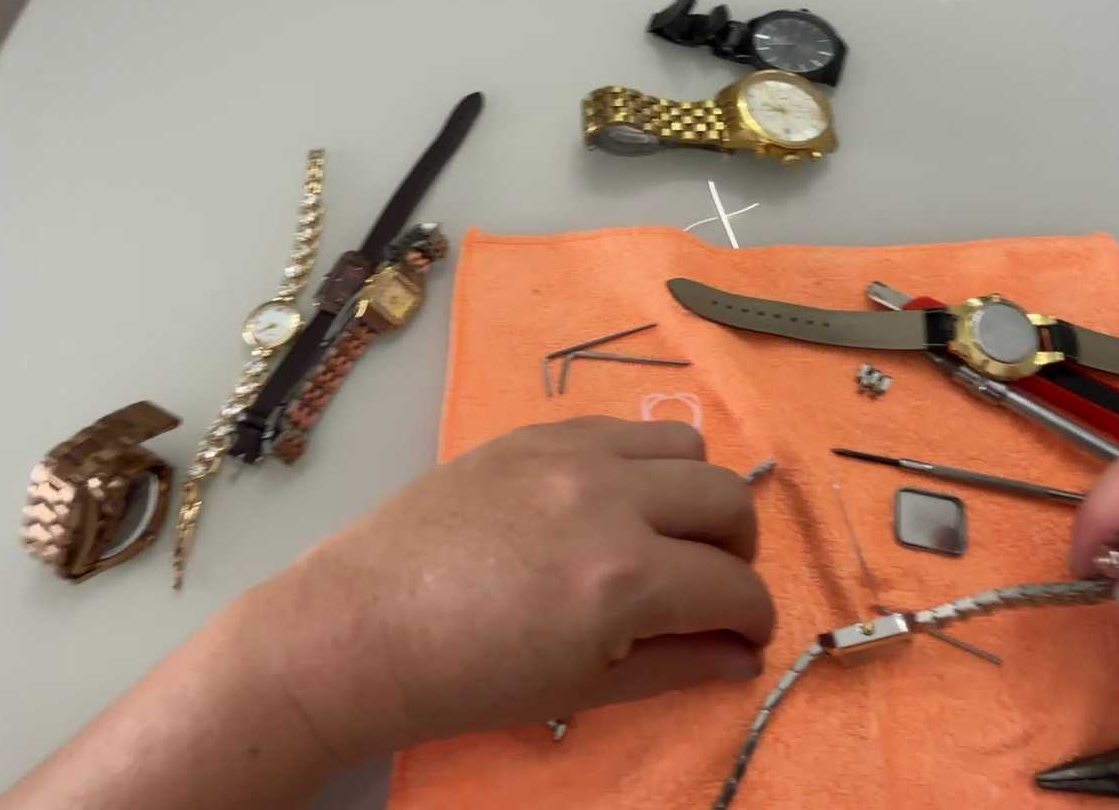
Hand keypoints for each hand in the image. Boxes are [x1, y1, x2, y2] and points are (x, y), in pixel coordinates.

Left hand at [230, 417, 774, 764]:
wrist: (363, 623)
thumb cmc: (470, 678)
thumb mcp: (583, 690)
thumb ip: (677, 667)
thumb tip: (744, 658)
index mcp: (624, 576)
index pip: (736, 586)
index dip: (754, 618)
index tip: (743, 633)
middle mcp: (609, 495)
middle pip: (729, 498)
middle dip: (738, 551)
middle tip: (708, 582)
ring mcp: (570, 450)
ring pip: (685, 446)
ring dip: (694, 493)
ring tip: (662, 530)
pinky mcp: (535, 429)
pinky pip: (620, 428)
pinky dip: (639, 463)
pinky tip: (604, 499)